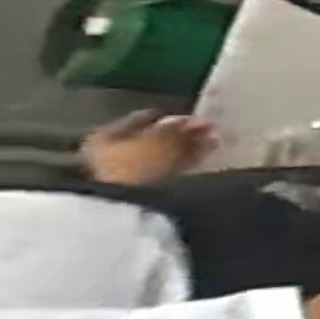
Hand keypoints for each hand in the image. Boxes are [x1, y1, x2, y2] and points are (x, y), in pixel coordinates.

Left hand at [81, 110, 217, 184]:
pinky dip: (193, 157)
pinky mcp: (153, 185)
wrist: (136, 202)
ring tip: (214, 138)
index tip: (193, 116)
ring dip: (191, 145)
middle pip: (156, 137)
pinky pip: (177, 165)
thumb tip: (191, 121)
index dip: (168, 117)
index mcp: (105, 137)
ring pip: (169, 152)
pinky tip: (210, 150)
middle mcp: (115, 152)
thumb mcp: (160, 139)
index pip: (140, 119)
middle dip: (183, 132)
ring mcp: (134, 171)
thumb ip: (176, 128)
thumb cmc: (140, 163)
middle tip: (209, 127)